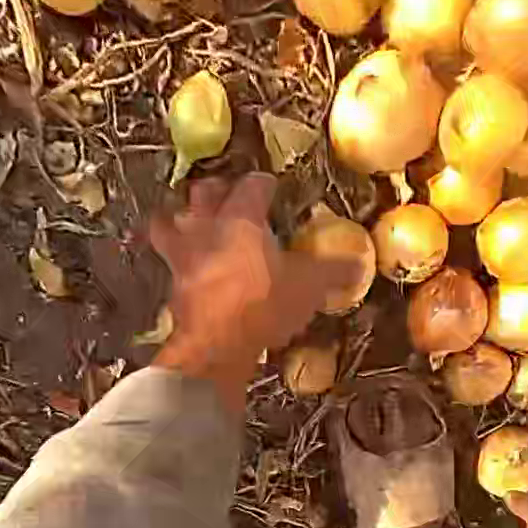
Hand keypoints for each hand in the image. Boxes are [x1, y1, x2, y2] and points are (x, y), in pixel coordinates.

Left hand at [148, 175, 357, 407]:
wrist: (217, 344)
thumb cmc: (265, 303)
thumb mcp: (310, 287)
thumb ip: (333, 273)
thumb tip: (358, 266)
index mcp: (241, 217)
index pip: (252, 186)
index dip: (263, 183)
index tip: (270, 186)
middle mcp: (206, 228)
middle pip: (202, 193)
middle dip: (214, 190)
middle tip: (225, 193)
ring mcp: (183, 257)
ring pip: (169, 222)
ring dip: (176, 218)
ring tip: (185, 221)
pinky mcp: (173, 287)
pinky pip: (170, 263)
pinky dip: (177, 262)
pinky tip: (186, 269)